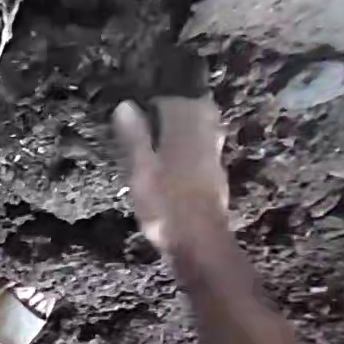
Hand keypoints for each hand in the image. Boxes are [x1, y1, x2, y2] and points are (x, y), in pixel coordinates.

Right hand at [114, 96, 228, 252]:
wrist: (199, 243)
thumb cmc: (165, 207)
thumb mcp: (141, 172)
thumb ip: (135, 138)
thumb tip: (126, 104)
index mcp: (183, 134)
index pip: (175, 102)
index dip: (159, 100)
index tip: (143, 104)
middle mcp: (204, 141)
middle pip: (199, 111)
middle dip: (182, 106)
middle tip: (161, 111)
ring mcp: (214, 161)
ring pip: (207, 131)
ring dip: (192, 125)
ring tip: (170, 132)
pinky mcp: (217, 180)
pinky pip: (208, 151)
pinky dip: (196, 148)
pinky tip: (183, 161)